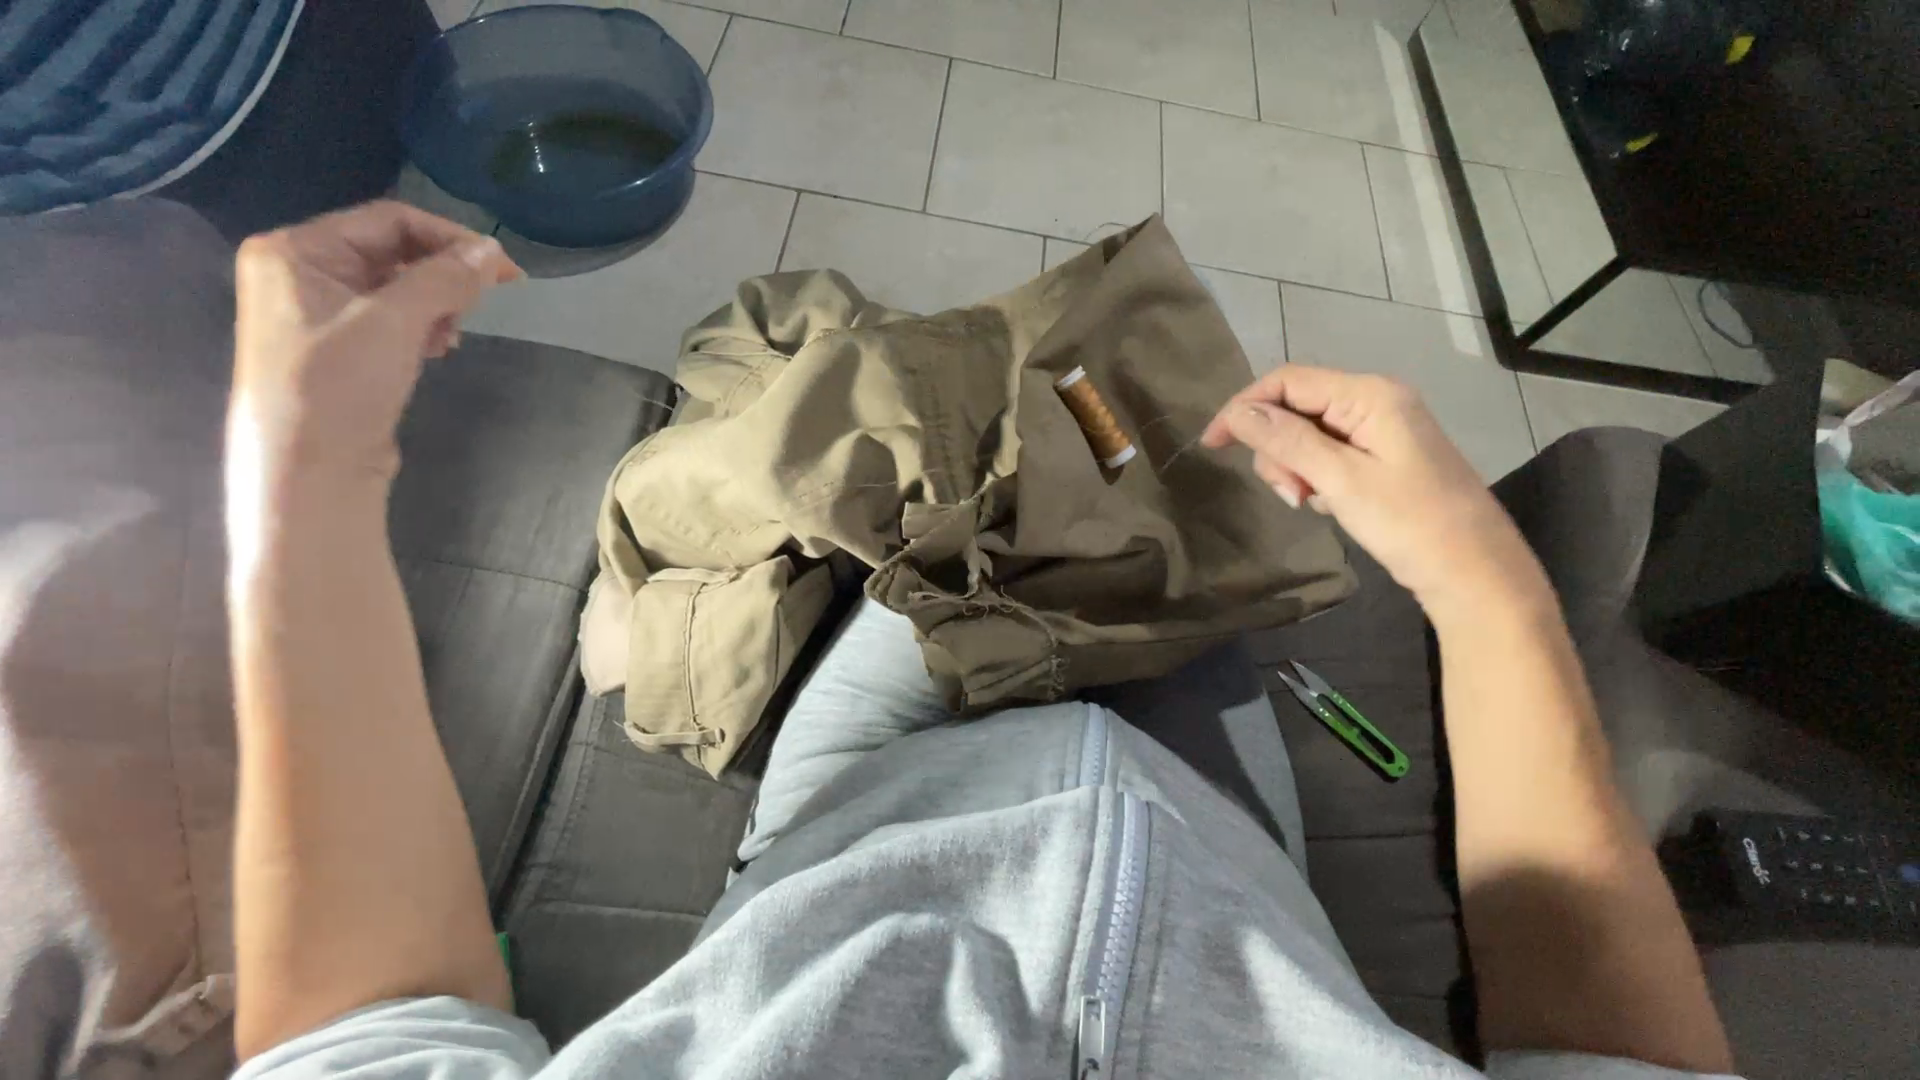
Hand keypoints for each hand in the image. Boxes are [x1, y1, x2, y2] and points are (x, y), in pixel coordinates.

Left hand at [229, 201, 520, 483]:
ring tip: (453, 335)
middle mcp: (302, 271)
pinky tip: (439, 349)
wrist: (310, 468)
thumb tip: (494, 251)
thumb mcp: (394, 322)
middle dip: (444, 276)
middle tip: (484, 303)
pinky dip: (425, 326)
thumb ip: (445, 279)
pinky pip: (394, 318)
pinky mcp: (343, 347)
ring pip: (400, 286)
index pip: (389, 220)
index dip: (451, 239)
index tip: (504, 270)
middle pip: (394, 251)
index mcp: (297, 250)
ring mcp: (321, 311)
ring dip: (438, 304)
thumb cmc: (338, 385)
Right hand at [1202, 364, 1550, 619]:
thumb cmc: (1409, 523)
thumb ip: (1286, 440)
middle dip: (1277, 448)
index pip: (1288, 381)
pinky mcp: (1383, 456)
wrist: (1473, 572)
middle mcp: (1375, 401)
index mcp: (1370, 395)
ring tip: (1308, 503)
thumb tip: (1237, 412)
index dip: (1244, 407)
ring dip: (1294, 466)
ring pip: (1307, 434)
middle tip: (1289, 494)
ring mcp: (1381, 429)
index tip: (1212, 445)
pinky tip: (1327, 504)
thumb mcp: (1339, 480)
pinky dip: (1315, 477)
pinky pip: (1328, 453)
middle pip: (1295, 407)